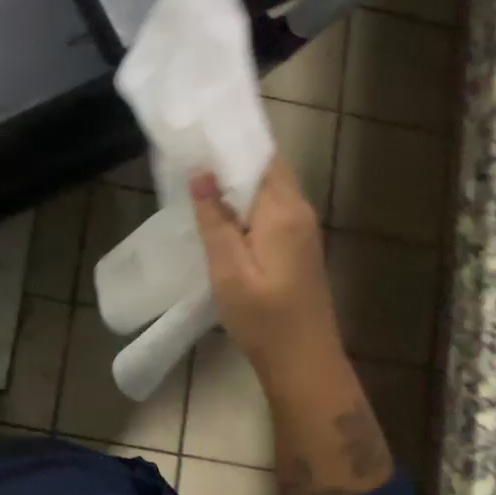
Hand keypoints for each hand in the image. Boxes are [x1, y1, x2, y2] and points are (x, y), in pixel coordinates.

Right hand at [190, 158, 340, 384]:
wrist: (303, 362)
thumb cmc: (264, 318)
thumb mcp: (229, 270)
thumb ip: (214, 220)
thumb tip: (201, 173)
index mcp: (284, 212)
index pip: (262, 158)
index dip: (233, 142)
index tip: (200, 131)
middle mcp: (300, 212)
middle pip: (268, 170)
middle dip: (233, 159)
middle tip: (192, 151)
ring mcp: (303, 231)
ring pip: (269, 191)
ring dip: (238, 182)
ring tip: (198, 175)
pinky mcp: (298, 248)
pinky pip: (271, 210)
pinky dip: (247, 203)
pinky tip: (220, 212)